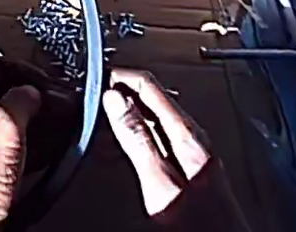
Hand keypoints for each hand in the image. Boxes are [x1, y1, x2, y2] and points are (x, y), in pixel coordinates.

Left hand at [0, 59, 47, 231]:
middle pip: (7, 95)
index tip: (43, 77)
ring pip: (15, 122)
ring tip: (63, 122)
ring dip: (40, 121)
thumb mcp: (5, 124)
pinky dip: (38, 144)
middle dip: (36, 98)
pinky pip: (18, 148)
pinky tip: (53, 148)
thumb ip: (20, 100)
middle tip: (58, 102)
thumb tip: (31, 91)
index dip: (23, 69)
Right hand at [103, 68, 245, 227]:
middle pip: (151, 98)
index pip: (148, 83)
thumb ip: (137, 137)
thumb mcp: (159, 182)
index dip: (119, 77)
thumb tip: (114, 99)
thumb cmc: (199, 227)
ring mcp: (195, 153)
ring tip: (105, 128)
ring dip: (127, 118)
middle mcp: (193, 138)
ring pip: (153, 118)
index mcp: (187, 134)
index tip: (97, 81)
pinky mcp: (192, 169)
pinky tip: (126, 151)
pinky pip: (159, 137)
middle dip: (121, 98)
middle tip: (96, 105)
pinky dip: (137, 136)